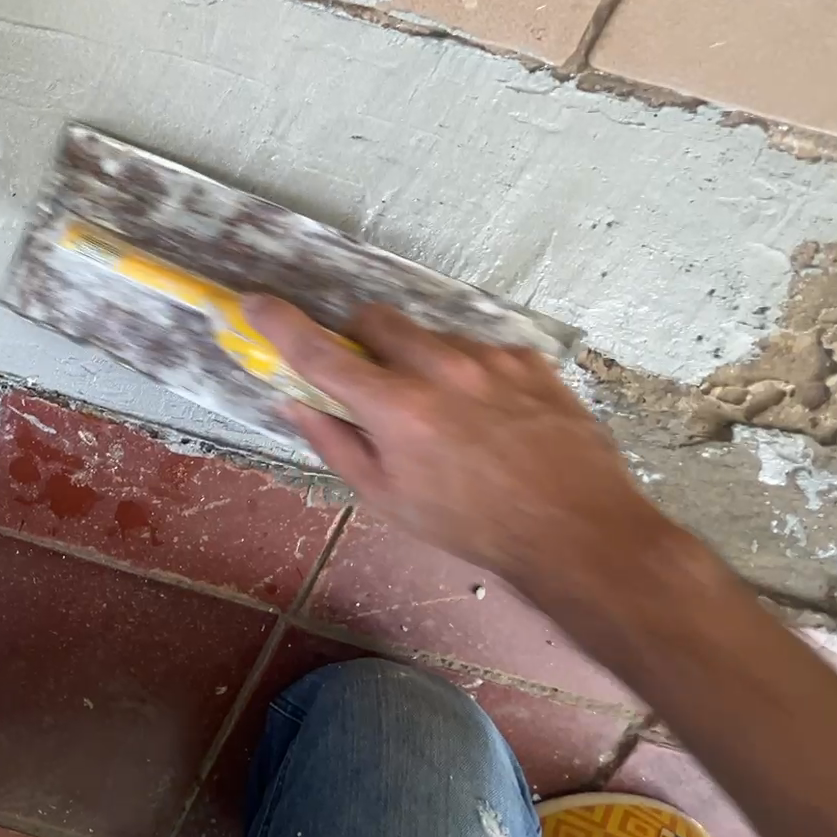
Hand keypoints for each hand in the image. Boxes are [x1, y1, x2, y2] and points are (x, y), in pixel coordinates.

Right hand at [244, 297, 673, 586]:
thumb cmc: (469, 523)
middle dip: (358, 338)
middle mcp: (439, 370)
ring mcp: (489, 359)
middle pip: (373, 318)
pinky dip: (464, 369)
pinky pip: (476, 346)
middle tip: (370, 376)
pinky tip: (485, 410)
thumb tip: (292, 404)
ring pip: (426, 333)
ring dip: (415, 358)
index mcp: (395, 408)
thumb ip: (332, 442)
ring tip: (442, 406)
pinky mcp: (528, 360)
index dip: (279, 323)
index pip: (319, 353)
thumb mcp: (385, 497)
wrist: (582, 534)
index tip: (253, 302)